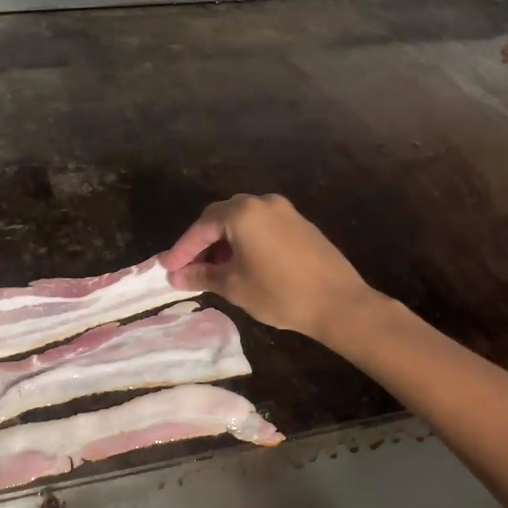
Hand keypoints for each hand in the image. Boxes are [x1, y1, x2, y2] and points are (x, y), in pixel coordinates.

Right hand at [161, 193, 388, 345]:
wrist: (340, 304)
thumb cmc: (280, 293)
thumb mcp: (234, 286)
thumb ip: (201, 276)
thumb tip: (177, 276)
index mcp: (242, 213)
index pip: (201, 227)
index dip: (182, 249)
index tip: (168, 268)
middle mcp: (262, 203)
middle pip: (220, 217)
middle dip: (202, 242)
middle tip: (189, 267)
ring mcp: (285, 211)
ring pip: (242, 221)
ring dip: (224, 241)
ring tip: (215, 269)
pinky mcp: (301, 224)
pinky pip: (262, 226)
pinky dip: (246, 241)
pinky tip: (243, 264)